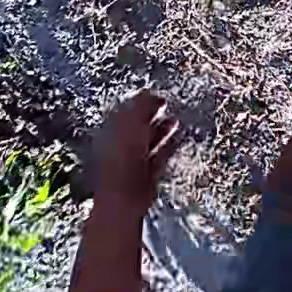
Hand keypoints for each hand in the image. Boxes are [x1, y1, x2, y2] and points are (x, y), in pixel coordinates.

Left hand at [93, 91, 179, 213]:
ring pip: (150, 140)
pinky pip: (160, 155)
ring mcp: (134, 162)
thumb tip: (149, 93)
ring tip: (176, 119)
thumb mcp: (132, 126)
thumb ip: (140, 108)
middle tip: (167, 104)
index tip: (156, 94)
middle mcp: (122, 147)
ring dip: (163, 129)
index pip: (126, 112)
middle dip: (152, 114)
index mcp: (112, 134)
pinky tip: (179, 136)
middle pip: (138, 126)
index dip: (141, 102)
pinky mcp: (148, 175)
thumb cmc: (123, 160)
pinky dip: (170, 145)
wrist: (125, 198)